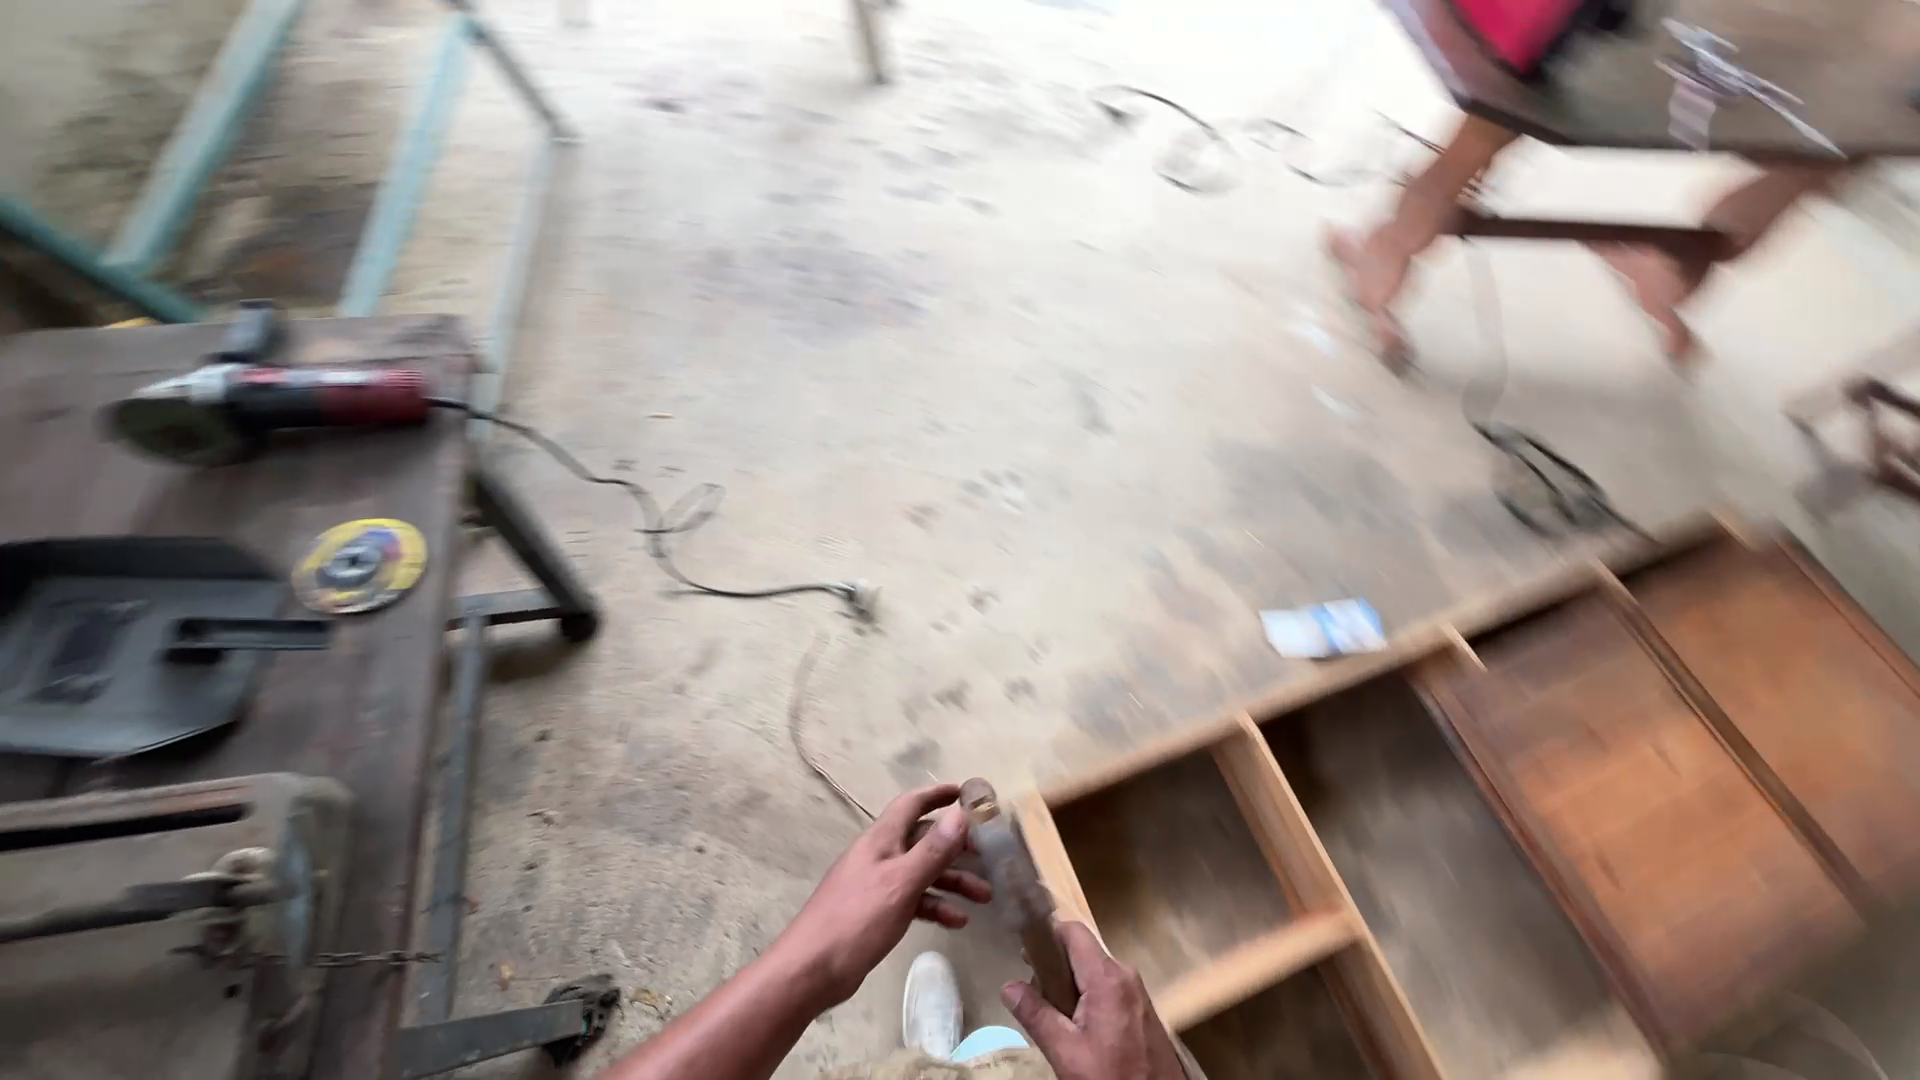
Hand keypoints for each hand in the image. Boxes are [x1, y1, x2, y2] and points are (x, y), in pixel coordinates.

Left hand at [772, 784, 992, 1007]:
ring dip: (952, 881)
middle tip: (988, 856)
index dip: (938, 794)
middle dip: (956, 846)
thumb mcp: (901, 882)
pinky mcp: (877, 912)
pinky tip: (956, 921)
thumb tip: (960, 813)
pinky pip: (913, 899)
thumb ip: (933, 849)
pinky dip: (935, 905)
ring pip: (922, 872)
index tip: (966, 793)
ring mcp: (877, 884)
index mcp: (882, 838)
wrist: (811, 970)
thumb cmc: (857, 919)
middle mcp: (880, 855)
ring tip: (984, 897)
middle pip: (923, 840)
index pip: (912, 803)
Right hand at [1001, 922, 1185, 1079]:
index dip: (1047, 937)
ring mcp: (1137, 991)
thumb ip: (1036, 1016)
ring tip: (1058, 1021)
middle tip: (1038, 999)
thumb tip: (1008, 987)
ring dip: (1071, 987)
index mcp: (1107, 976)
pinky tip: (1082, 1030)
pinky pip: (1109, 989)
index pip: (1072, 931)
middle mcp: (1125, 974)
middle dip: (1056, 970)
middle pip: (1082, 953)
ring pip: (1094, 972)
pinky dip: (1090, 999)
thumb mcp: (1067, 1053)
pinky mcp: (1143, 1009)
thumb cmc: (1111, 1079)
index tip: (1027, 959)